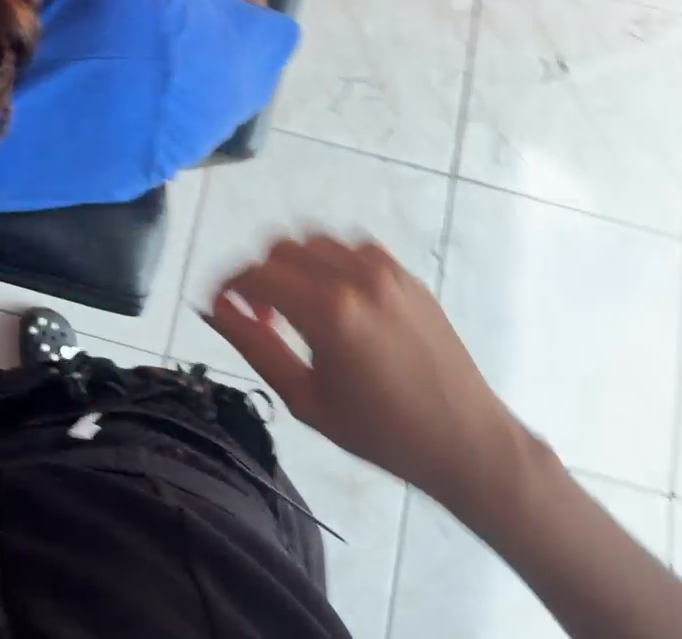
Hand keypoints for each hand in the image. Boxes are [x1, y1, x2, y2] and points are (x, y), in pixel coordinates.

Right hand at [205, 236, 535, 508]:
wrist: (465, 441)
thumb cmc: (380, 432)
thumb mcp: (304, 399)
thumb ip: (254, 345)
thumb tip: (217, 308)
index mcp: (328, 311)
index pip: (256, 274)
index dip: (227, 285)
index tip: (218, 305)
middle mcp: (356, 277)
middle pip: (281, 248)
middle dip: (259, 276)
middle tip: (262, 318)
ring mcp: (386, 270)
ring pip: (315, 241)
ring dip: (294, 266)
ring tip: (298, 308)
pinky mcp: (406, 274)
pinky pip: (352, 248)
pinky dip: (330, 263)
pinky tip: (336, 301)